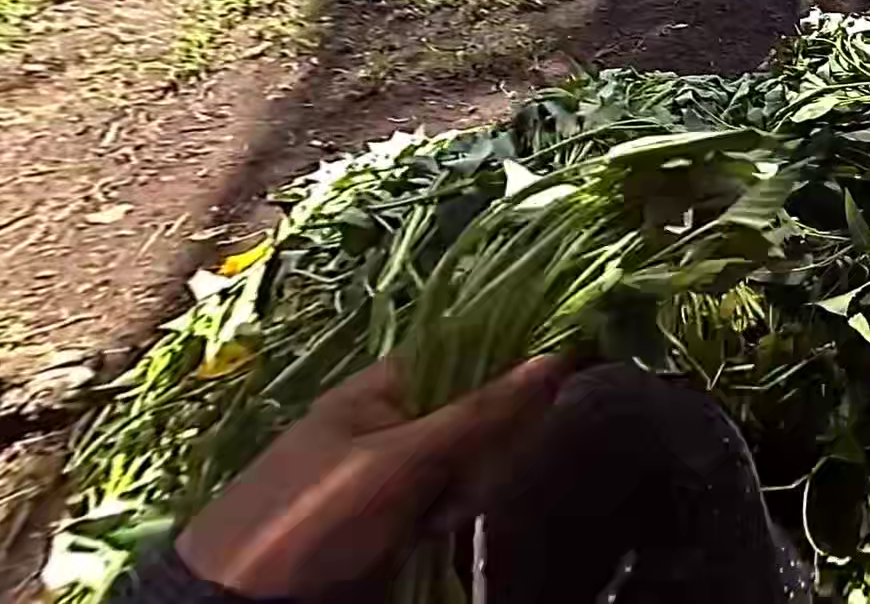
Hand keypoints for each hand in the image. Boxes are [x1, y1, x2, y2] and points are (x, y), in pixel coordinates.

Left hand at [177, 355, 567, 598]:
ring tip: (446, 512)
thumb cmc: (311, 518)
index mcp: (390, 383)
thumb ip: (485, 409)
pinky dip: (460, 500)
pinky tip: (441, 524)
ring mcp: (403, 456)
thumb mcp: (404, 460)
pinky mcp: (406, 498)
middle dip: (489, 438)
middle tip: (475, 473)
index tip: (549, 379)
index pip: (476, 344)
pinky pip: (461, 480)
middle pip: (484, 398)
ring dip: (475, 476)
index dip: (516, 355)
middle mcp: (402, 410)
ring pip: (478, 443)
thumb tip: (558, 357)